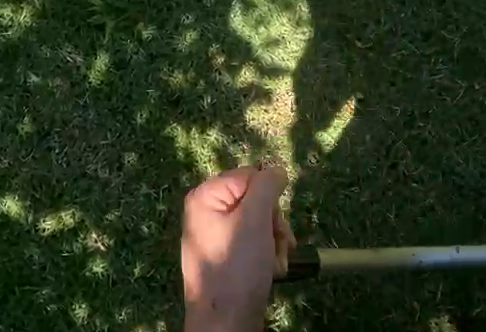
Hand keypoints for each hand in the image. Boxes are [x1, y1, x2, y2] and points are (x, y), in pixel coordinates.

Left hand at [180, 165, 293, 331]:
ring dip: (274, 242)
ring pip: (259, 224)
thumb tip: (276, 169)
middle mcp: (207, 212)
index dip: (268, 197)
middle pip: (255, 201)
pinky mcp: (227, 259)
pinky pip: (253, 244)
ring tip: (277, 263)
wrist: (226, 326)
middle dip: (273, 224)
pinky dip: (267, 256)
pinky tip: (271, 272)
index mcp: (206, 196)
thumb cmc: (237, 267)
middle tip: (279, 244)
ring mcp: (216, 237)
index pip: (249, 176)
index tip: (275, 221)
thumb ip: (266, 186)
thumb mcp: (254, 219)